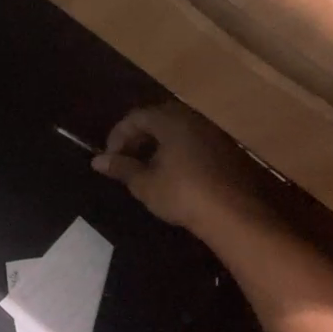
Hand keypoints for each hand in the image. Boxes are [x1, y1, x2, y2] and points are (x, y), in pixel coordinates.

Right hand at [93, 102, 277, 240]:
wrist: (235, 215)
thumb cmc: (182, 195)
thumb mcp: (144, 183)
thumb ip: (121, 168)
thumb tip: (97, 161)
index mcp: (172, 123)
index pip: (137, 116)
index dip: (118, 135)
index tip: (110, 158)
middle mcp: (194, 121)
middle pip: (159, 117)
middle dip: (138, 136)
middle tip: (126, 158)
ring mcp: (214, 134)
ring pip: (178, 128)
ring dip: (157, 142)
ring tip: (146, 167)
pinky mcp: (227, 150)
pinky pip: (194, 140)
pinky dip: (176, 149)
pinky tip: (171, 172)